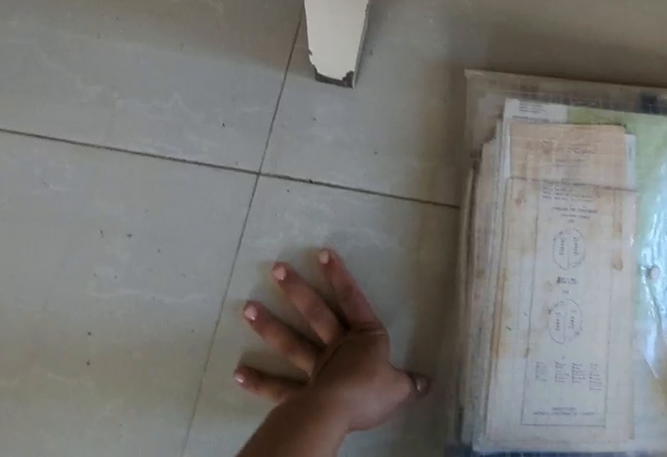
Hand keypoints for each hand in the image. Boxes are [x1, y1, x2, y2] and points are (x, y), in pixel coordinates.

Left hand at [235, 248, 427, 433]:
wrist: (341, 414)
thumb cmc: (371, 392)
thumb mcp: (399, 388)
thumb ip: (409, 383)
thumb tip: (428, 383)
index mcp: (363, 338)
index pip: (352, 299)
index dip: (339, 275)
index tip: (322, 252)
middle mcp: (336, 347)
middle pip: (315, 313)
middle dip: (296, 289)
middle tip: (276, 268)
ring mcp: (315, 369)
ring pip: (291, 343)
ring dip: (269, 326)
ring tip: (248, 307)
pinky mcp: (299, 395)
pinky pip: (277, 387)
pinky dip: (259, 381)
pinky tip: (238, 372)